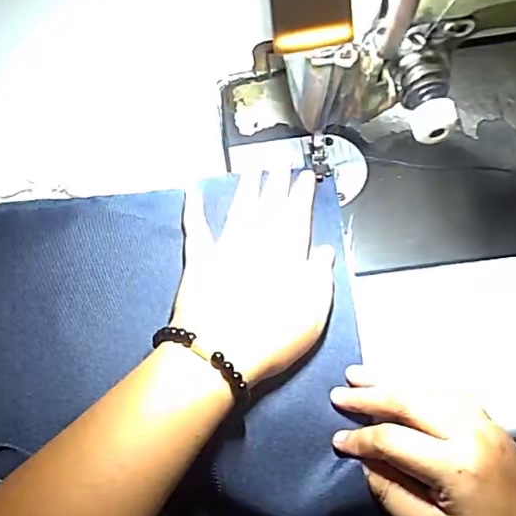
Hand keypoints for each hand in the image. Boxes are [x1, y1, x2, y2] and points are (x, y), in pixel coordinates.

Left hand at [170, 171, 336, 386]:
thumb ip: (321, 275)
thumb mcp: (314, 310)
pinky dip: (193, 208)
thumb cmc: (272, 336)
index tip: (305, 177)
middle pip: (268, 203)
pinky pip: (196, 227)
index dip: (302, 192)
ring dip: (246, 187)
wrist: (220, 352)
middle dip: (276, 181)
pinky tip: (192, 193)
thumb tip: (323, 254)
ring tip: (252, 170)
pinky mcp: (198, 261)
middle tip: (280, 163)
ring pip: (238, 207)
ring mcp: (224, 247)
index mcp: (288, 250)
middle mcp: (256, 240)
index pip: (297, 211)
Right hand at [331, 366, 515, 515]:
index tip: (337, 442)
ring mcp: (487, 426)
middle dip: (372, 395)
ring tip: (363, 376)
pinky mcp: (495, 427)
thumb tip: (367, 465)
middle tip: (339, 393)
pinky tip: (408, 386)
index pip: (393, 439)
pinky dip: (424, 387)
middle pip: (412, 401)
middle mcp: (472, 433)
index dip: (361, 440)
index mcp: (456, 465)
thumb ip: (394, 495)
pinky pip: (453, 395)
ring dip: (396, 382)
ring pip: (432, 391)